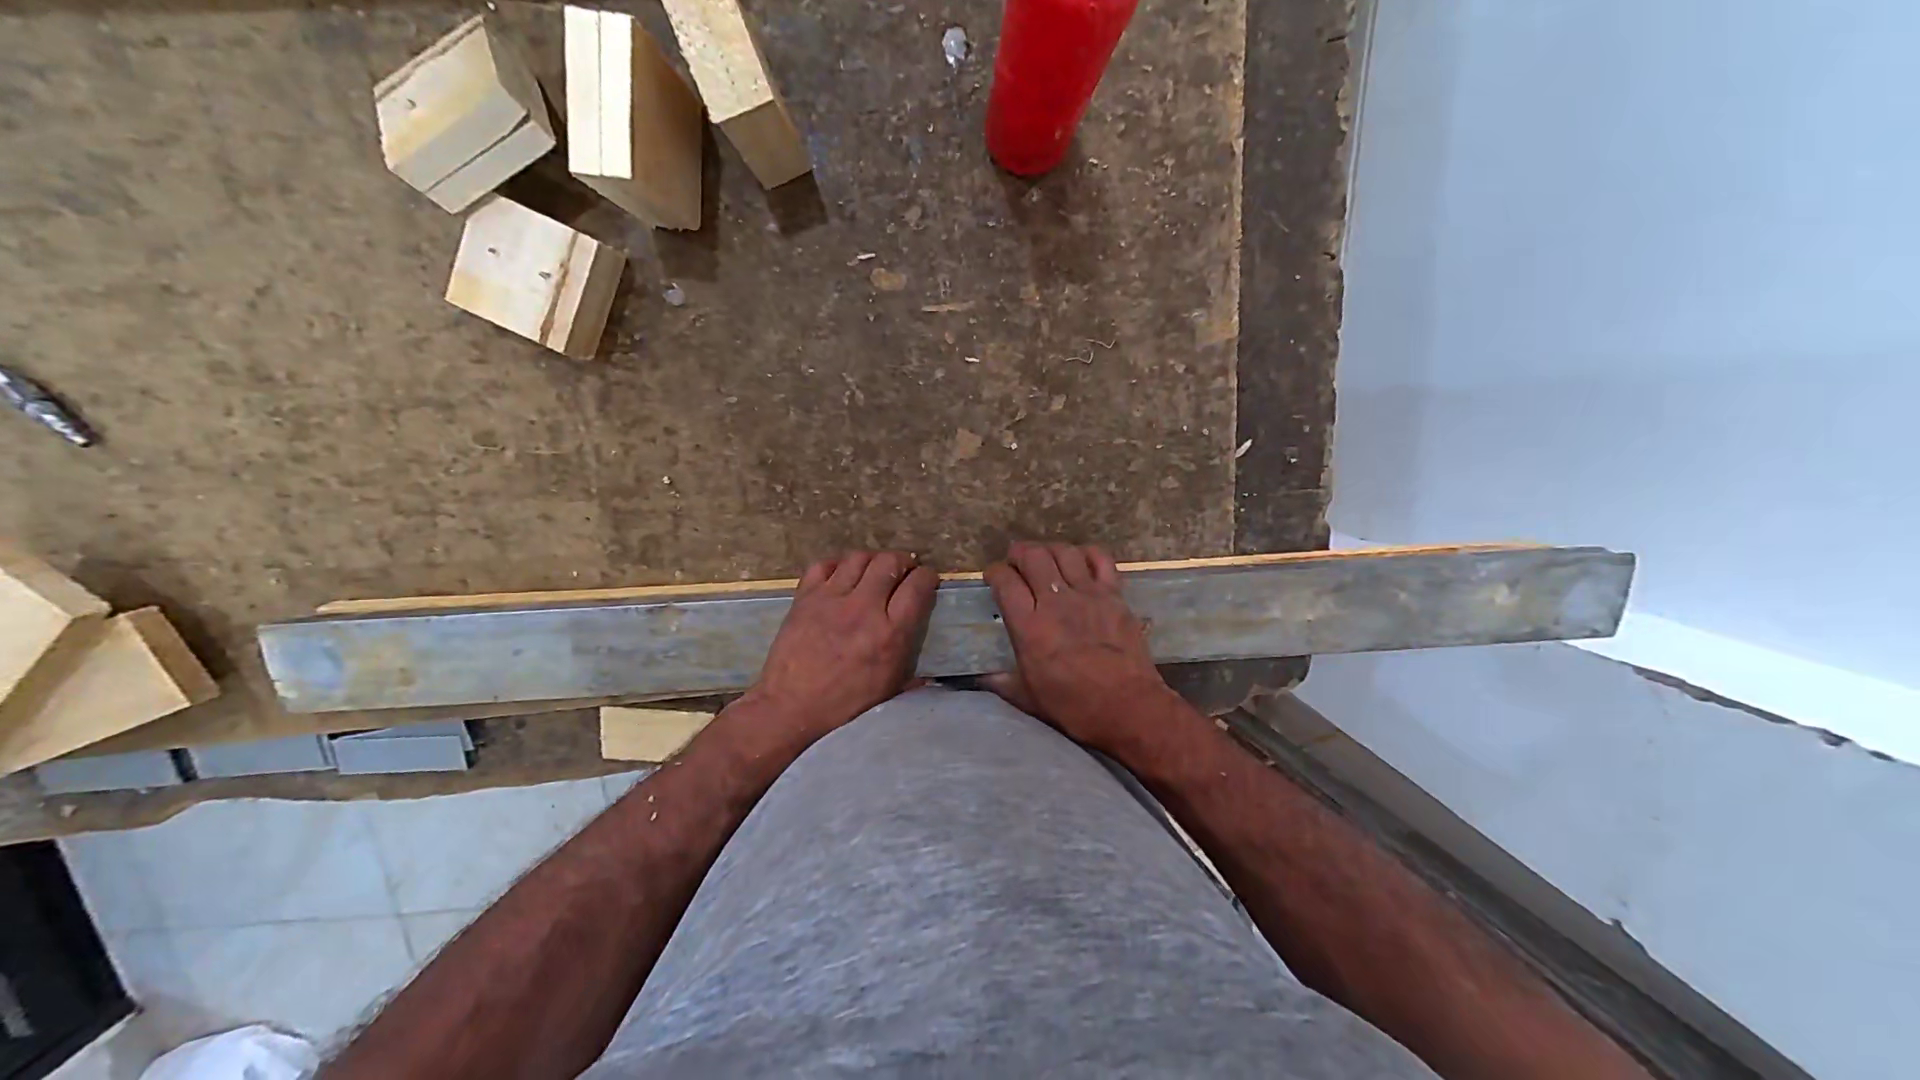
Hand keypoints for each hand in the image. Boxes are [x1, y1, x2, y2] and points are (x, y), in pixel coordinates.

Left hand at [740, 550, 938, 746]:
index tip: (926, 580)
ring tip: (873, 571)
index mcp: (890, 634)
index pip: (917, 586)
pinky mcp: (805, 597)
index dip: (927, 577)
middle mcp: (864, 609)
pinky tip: (841, 576)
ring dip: (871, 560)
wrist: (790, 707)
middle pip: (889, 562)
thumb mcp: (890, 688)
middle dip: (902, 561)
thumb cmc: (844, 704)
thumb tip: (933, 671)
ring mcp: (831, 599)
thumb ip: (913, 668)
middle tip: (902, 570)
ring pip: (858, 558)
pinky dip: (836, 565)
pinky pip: (824, 565)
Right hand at [982, 541, 1182, 751]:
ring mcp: (1087, 594)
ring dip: (1049, 550)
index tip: (994, 577)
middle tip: (1016, 562)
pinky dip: (1087, 554)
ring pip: (1064, 552)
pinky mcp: (1114, 595)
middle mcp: (1055, 602)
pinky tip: (1080, 561)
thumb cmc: (1074, 707)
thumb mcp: (1028, 698)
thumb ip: (1002, 682)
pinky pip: (1100, 559)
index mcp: (1029, 626)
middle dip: (1019, 553)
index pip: (1005, 581)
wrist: (1128, 707)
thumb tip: (983, 677)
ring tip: (1046, 559)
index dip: (994, 573)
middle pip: (1033, 556)